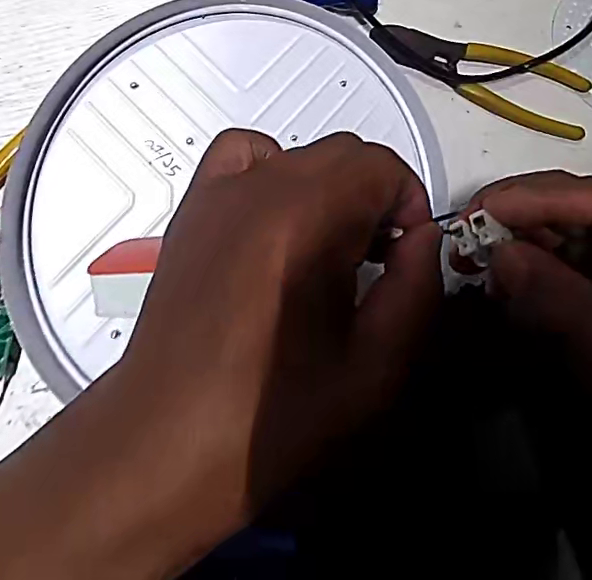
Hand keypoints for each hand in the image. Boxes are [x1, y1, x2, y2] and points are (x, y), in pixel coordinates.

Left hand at [116, 128, 443, 530]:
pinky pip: (244, 152)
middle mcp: (261, 192)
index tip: (408, 247)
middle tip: (377, 256)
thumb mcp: (374, 368)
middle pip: (345, 154)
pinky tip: (278, 215)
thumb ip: (416, 290)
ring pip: (303, 154)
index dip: (409, 203)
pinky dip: (273, 167)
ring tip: (329, 243)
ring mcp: (222, 193)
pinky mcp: (197, 205)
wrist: (169, 438)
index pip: (380, 166)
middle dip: (376, 196)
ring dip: (332, 186)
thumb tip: (423, 238)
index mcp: (307, 222)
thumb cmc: (268, 417)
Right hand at [473, 172, 591, 525]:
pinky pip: (567, 252)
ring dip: (521, 235)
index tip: (483, 207)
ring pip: (568, 224)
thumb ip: (556, 297)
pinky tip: (504, 271)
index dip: (537, 198)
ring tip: (477, 252)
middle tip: (468, 229)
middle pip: (582, 204)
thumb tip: (498, 252)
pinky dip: (532, 258)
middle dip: (522, 213)